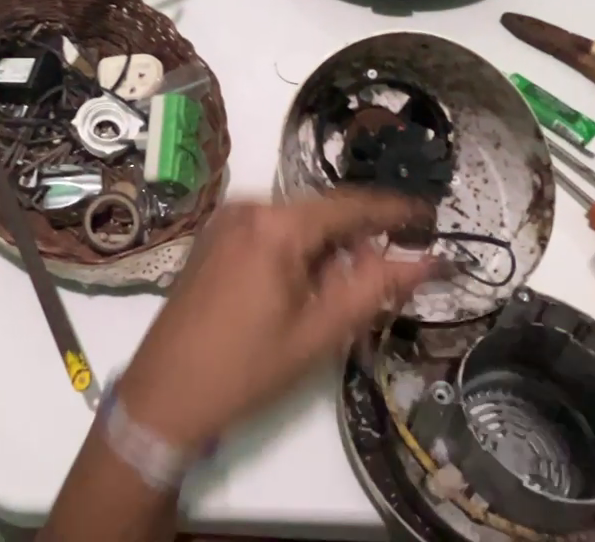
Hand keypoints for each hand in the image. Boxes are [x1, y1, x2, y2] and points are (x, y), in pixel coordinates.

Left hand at [112, 191, 437, 449]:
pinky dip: (296, 251)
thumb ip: (374, 289)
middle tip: (389, 276)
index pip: (350, 206)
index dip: (393, 211)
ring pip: (295, 223)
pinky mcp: (213, 237)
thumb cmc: (246, 367)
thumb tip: (426, 261)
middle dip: (358, 240)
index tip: (429, 216)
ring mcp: (225, 220)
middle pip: (321, 212)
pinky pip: (268, 231)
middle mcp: (249, 207)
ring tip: (345, 294)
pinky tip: (305, 288)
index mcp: (276, 225)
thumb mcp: (319, 333)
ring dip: (327, 249)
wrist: (165, 389)